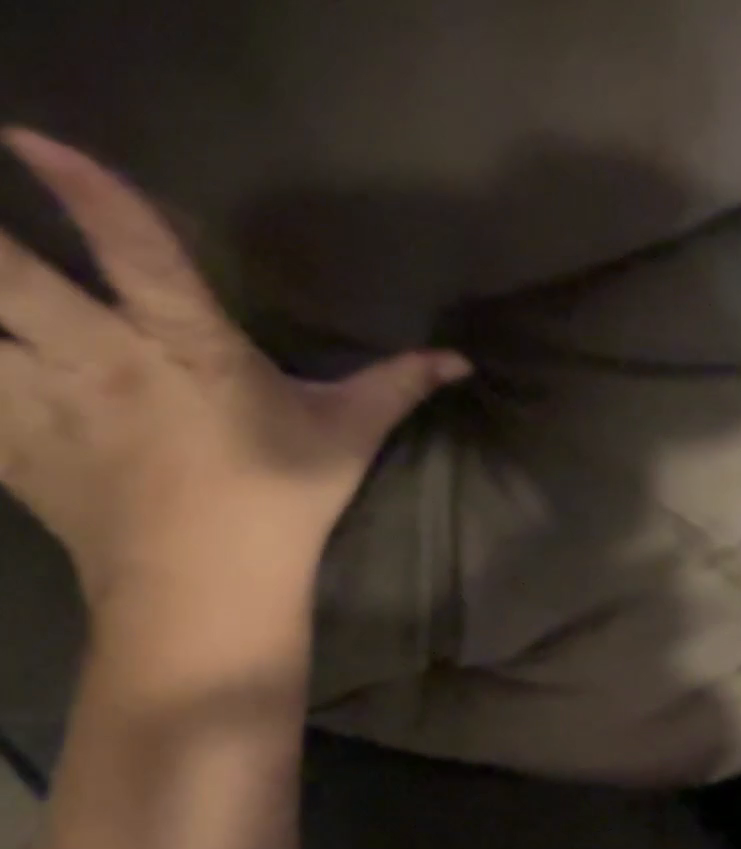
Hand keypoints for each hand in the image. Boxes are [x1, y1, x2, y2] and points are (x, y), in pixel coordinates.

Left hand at [0, 129, 467, 611]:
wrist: (204, 584)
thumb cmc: (283, 496)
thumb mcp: (351, 434)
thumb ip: (398, 384)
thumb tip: (460, 360)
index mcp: (191, 352)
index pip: (141, 259)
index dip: (91, 195)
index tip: (30, 138)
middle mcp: (102, 362)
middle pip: (5, 279)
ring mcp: (41, 403)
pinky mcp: (7, 443)